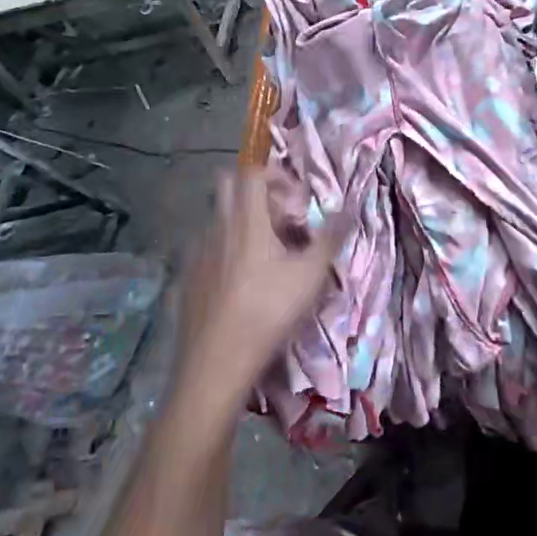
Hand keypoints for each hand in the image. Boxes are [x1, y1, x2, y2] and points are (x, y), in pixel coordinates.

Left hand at [174, 169, 344, 413]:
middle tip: (280, 217)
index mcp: (246, 221)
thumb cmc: (268, 313)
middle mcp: (216, 228)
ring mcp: (196, 253)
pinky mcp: (186, 277)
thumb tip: (350, 207)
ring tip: (265, 252)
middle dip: (255, 191)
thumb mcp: (310, 276)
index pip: (251, 172)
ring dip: (240, 221)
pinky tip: (240, 281)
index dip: (273, 173)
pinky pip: (206, 247)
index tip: (294, 195)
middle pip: (227, 186)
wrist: (215, 364)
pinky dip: (225, 249)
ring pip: (218, 218)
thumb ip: (330, 237)